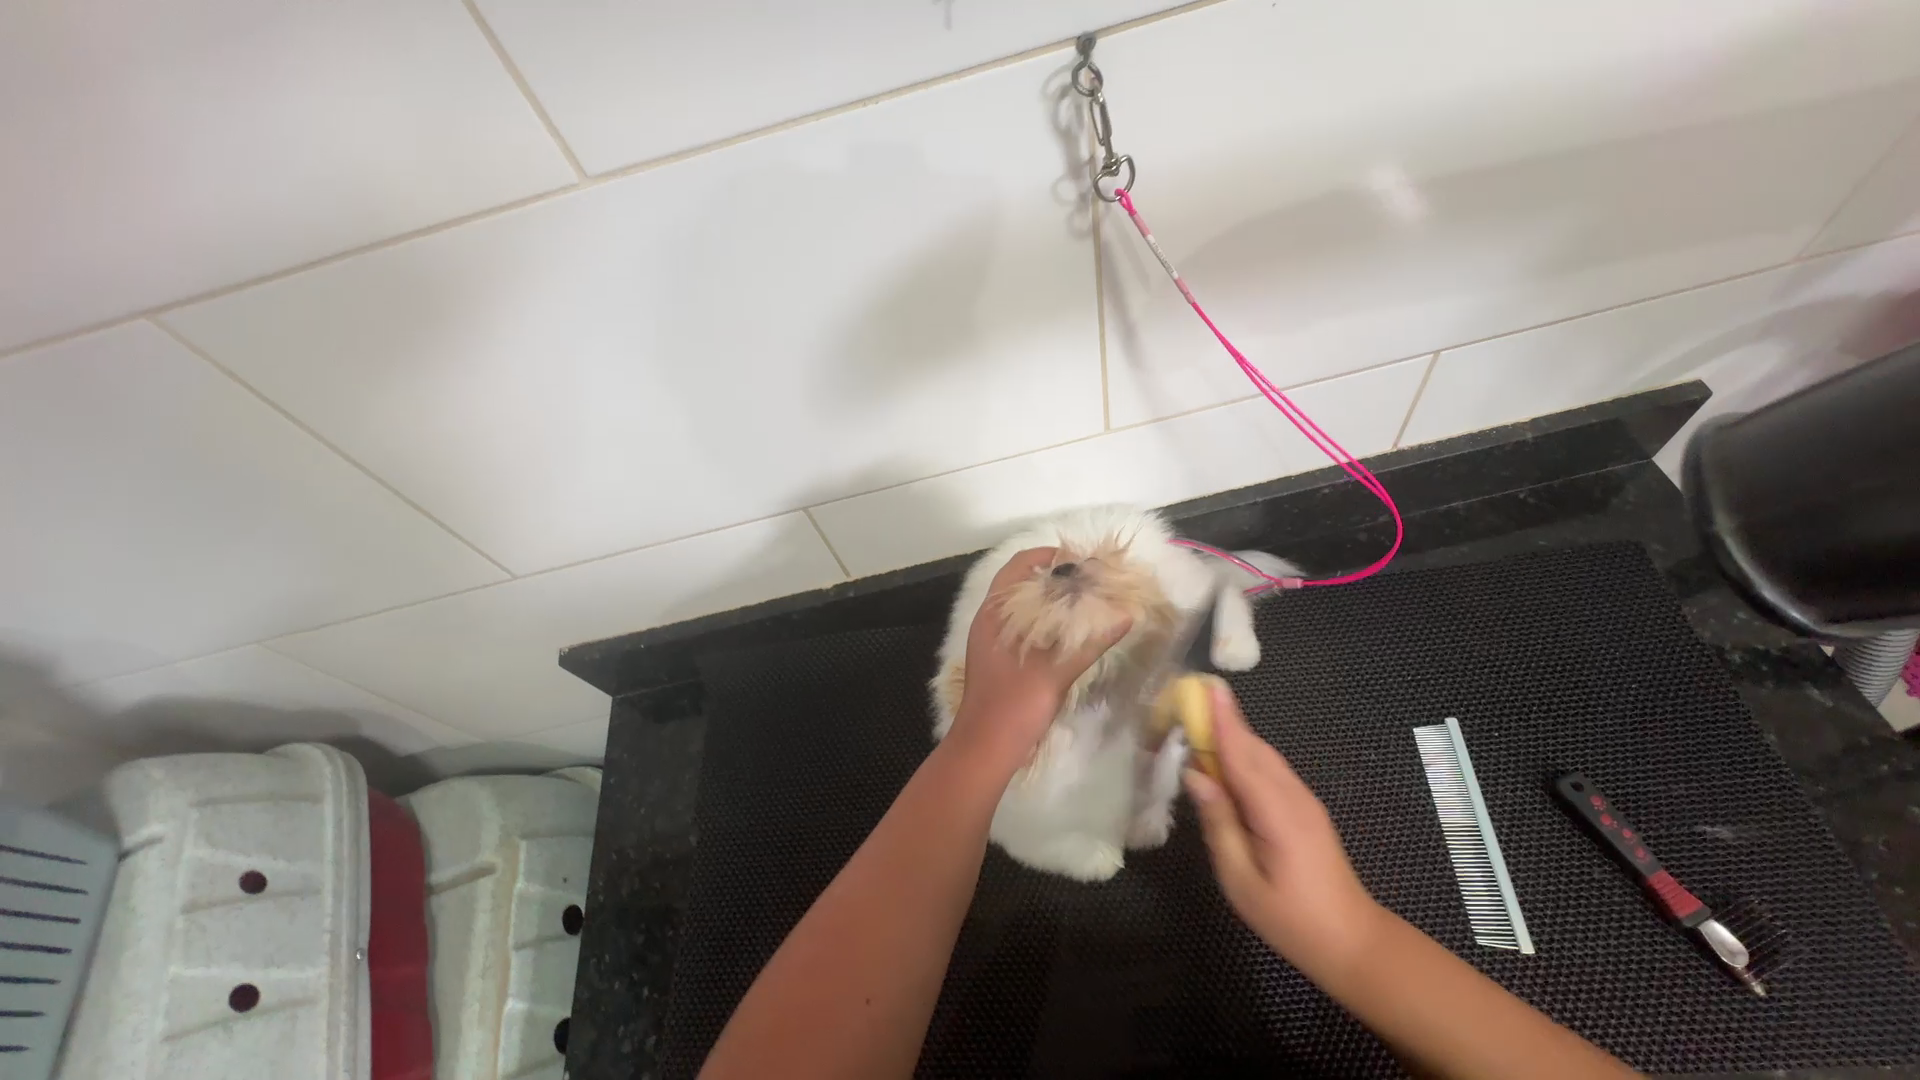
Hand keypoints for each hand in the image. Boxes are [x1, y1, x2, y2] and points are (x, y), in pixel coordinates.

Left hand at [945, 548, 1130, 764]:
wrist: (986, 748)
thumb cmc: (1014, 704)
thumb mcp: (1056, 671)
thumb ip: (1091, 641)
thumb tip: (1125, 615)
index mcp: (995, 613)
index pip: (1019, 566)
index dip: (1049, 557)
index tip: (1081, 561)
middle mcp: (992, 621)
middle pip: (1023, 584)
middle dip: (1057, 579)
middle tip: (1092, 582)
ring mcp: (995, 641)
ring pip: (1025, 608)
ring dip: (1053, 602)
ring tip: (1089, 602)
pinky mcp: (1003, 660)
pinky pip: (1026, 629)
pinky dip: (1048, 624)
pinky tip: (1074, 632)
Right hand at [1184, 682, 1384, 979]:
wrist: (1351, 942)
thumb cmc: (1290, 918)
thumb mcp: (1240, 878)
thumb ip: (1218, 822)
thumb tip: (1196, 776)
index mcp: (1277, 813)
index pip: (1242, 755)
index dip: (1222, 720)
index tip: (1206, 686)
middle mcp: (1294, 797)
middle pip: (1254, 748)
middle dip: (1224, 719)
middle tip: (1189, 695)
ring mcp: (1304, 801)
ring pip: (1264, 756)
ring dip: (1234, 734)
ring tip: (1200, 717)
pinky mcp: (1304, 809)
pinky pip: (1270, 770)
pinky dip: (1245, 754)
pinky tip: (1226, 756)